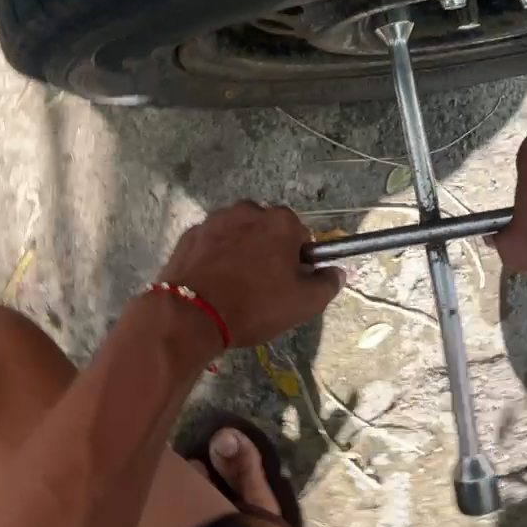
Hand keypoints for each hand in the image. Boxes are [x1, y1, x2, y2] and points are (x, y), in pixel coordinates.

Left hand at [157, 202, 339, 348]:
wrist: (190, 316)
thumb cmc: (253, 306)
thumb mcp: (303, 304)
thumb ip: (327, 285)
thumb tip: (337, 272)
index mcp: (280, 221)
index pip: (300, 236)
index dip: (297, 260)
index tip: (288, 282)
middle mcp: (248, 210)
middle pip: (267, 230)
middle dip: (268, 251)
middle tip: (262, 286)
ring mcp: (215, 219)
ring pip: (238, 233)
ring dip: (240, 250)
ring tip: (233, 285)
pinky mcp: (190, 234)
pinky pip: (212, 242)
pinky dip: (215, 256)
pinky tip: (212, 282)